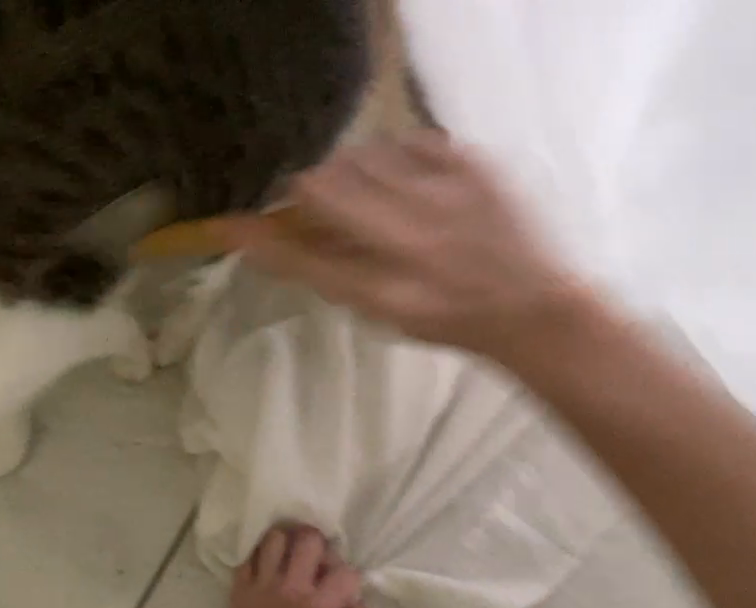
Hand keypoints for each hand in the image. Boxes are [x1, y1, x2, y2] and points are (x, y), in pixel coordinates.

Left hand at [220, 525, 379, 607]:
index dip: (351, 583)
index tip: (344, 599)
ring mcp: (261, 587)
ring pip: (274, 539)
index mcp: (319, 607)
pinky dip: (260, 556)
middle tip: (320, 568)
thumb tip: (362, 604)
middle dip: (322, 549)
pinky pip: (247, 557)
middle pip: (309, 540)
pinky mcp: (239, 592)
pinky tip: (269, 570)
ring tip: (292, 561)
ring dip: (288, 545)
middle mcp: (290, 588)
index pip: (346, 572)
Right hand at [221, 132, 595, 357]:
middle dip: (308, 188)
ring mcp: (443, 199)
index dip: (258, 238)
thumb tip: (272, 239)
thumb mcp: (378, 311)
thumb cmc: (442, 317)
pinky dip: (399, 154)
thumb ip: (325, 273)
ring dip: (352, 169)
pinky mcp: (474, 167)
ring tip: (367, 188)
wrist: (529, 306)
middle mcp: (407, 242)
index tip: (226, 226)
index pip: (301, 258)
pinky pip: (413, 142)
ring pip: (366, 158)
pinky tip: (408, 177)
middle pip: (326, 189)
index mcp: (380, 289)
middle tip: (313, 195)